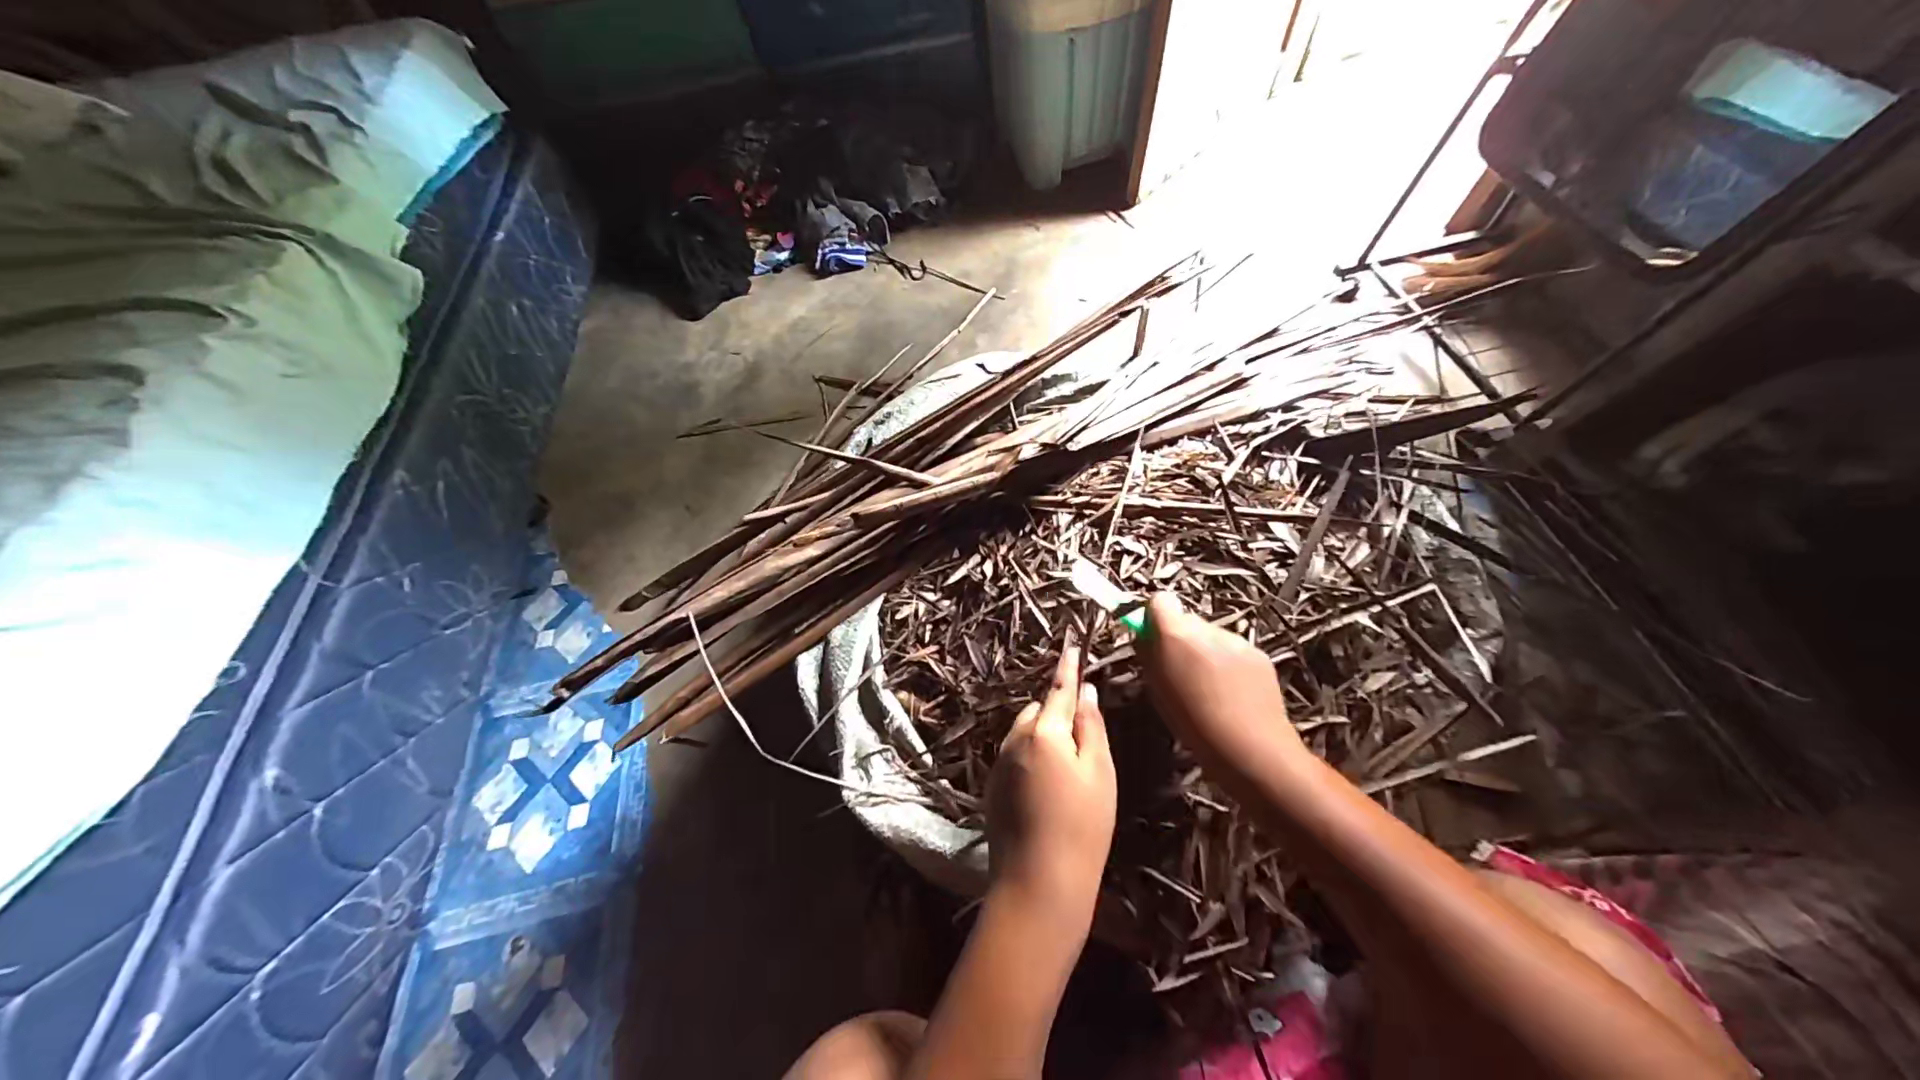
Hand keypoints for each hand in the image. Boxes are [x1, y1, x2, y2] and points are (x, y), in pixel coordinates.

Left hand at [985, 645, 1115, 913]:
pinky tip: (1047, 784)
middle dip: (1057, 707)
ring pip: (1024, 732)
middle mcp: (1015, 740)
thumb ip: (1091, 727)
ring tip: (1067, 759)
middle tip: (1083, 727)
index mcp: (1044, 731)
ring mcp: (999, 764)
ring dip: (1043, 732)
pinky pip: (1014, 755)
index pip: (1059, 688)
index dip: (1068, 666)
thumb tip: (1085, 692)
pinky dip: (1031, 755)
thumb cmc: (1083, 826)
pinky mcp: (992, 787)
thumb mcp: (1100, 773)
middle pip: (1039, 710)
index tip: (1072, 645)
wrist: (1039, 882)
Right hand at [1139, 593, 1304, 782]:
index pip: (1159, 600)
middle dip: (1181, 637)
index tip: (1153, 640)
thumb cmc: (1193, 724)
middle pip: (1187, 619)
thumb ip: (1149, 654)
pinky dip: (1228, 663)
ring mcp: (1236, 639)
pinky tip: (1231, 691)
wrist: (1249, 748)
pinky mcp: (1258, 652)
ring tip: (1208, 686)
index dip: (1154, 617)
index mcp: (1175, 636)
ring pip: (1211, 635)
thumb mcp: (1157, 689)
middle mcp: (1206, 629)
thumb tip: (1144, 634)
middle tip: (1179, 669)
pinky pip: (1234, 649)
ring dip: (1205, 650)